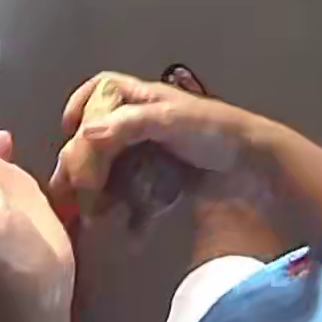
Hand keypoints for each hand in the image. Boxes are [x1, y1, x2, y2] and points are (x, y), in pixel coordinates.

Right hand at [49, 71, 280, 204]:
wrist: (252, 165)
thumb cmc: (214, 130)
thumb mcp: (172, 119)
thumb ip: (129, 124)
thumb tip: (86, 133)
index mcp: (143, 99)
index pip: (102, 90)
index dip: (82, 104)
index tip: (69, 131)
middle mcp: (142, 122)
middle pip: (98, 139)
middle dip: (86, 167)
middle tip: (81, 195)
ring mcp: (151, 153)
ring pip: (112, 173)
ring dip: (105, 197)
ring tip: (104, 218)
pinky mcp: (162, 181)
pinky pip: (135, 196)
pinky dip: (131, 214)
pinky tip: (135, 231)